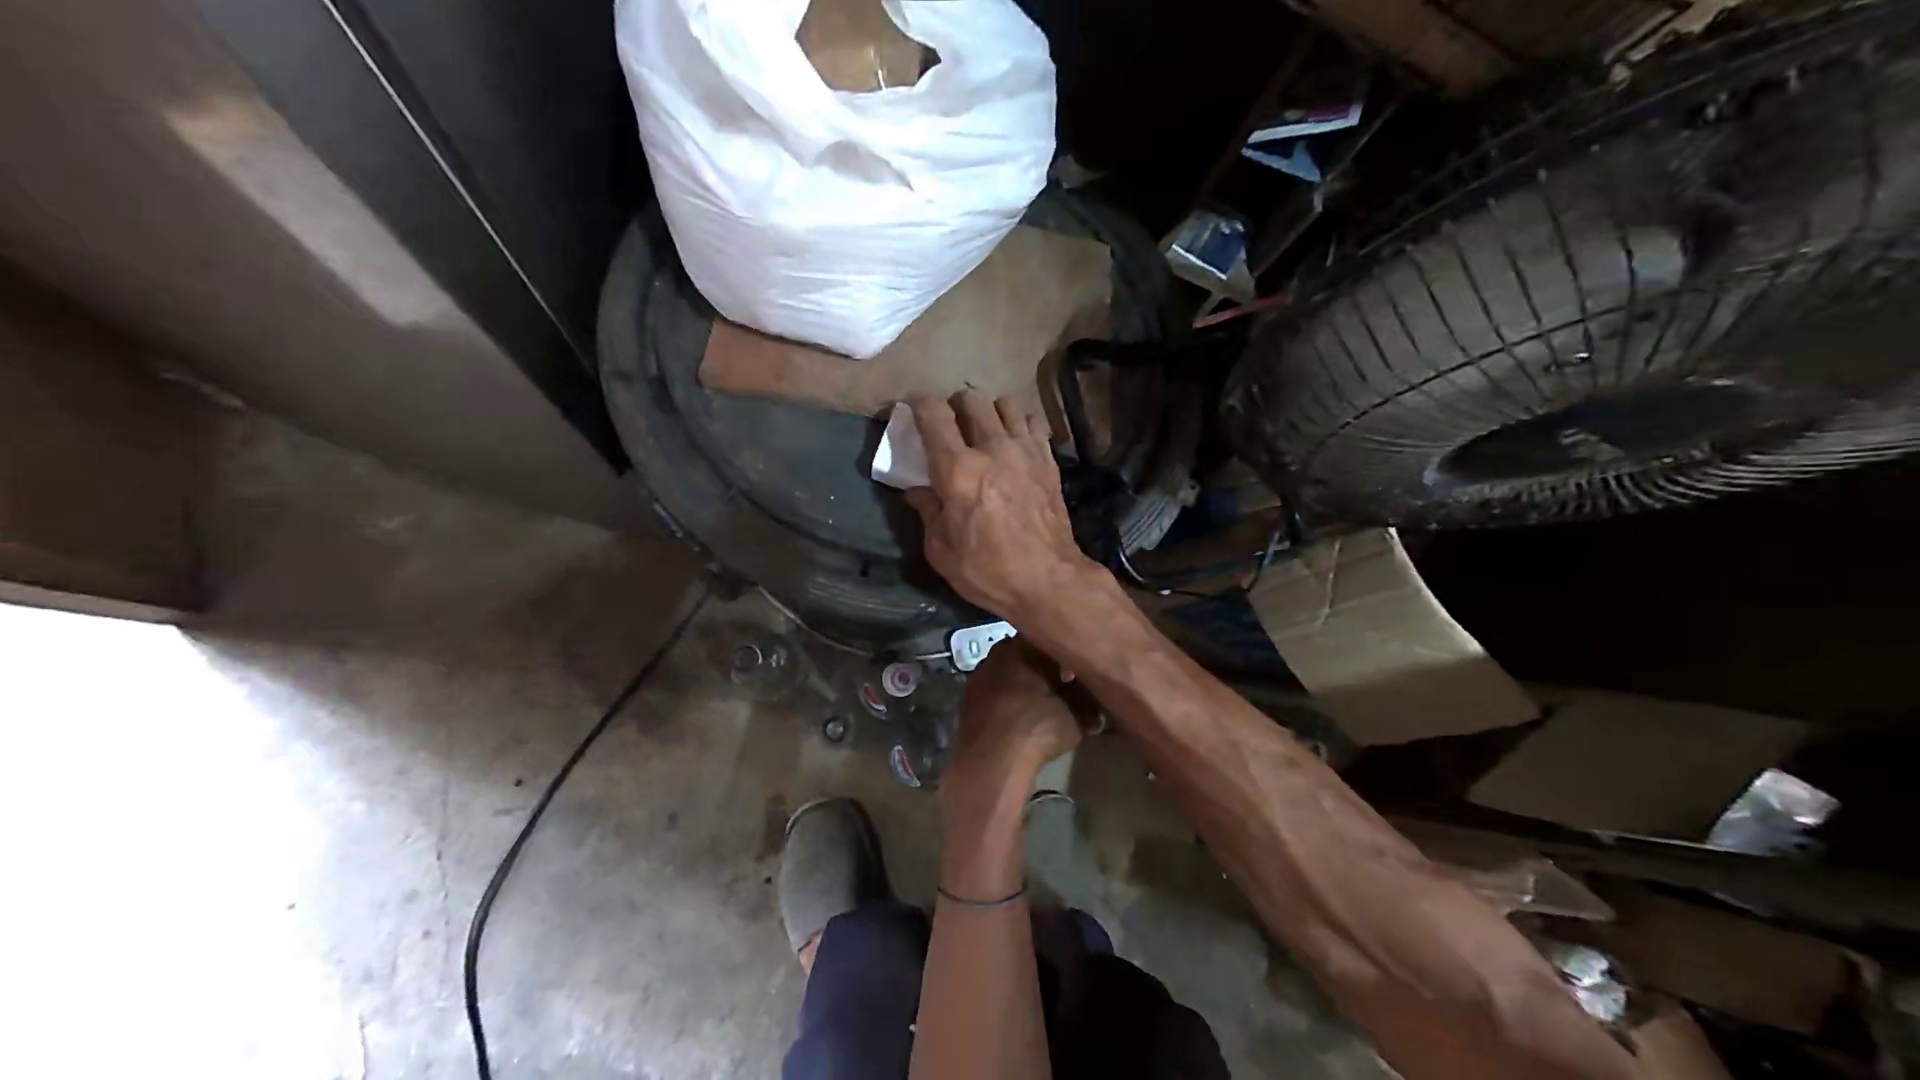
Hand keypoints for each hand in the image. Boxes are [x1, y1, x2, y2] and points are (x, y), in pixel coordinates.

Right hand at [905, 392, 1101, 625]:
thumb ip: (928, 512)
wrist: (1048, 581)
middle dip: (955, 406)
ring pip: (1005, 403)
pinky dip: (1020, 425)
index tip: (912, 410)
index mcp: (958, 470)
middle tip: (951, 428)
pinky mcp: (1048, 460)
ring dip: (990, 412)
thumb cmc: (988, 571)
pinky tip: (1015, 445)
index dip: (918, 404)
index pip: (933, 414)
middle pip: (971, 399)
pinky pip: (1033, 422)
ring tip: (986, 433)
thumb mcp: (941, 551)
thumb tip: (918, 491)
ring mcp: (1025, 451)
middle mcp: (992, 449)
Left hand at [949, 638, 1093, 790]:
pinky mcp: (969, 694)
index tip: (1078, 666)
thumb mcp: (1082, 713)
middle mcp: (1001, 649)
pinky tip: (1017, 713)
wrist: (992, 757)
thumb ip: (1091, 696)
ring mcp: (981, 671)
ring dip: (1024, 679)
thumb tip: (1094, 691)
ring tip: (1040, 701)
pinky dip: (1007, 696)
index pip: (1052, 636)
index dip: (1067, 651)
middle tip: (1062, 683)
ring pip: (1009, 668)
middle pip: (1029, 651)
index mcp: (1028, 644)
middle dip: (1044, 664)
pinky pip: (995, 687)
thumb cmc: (1041, 726)